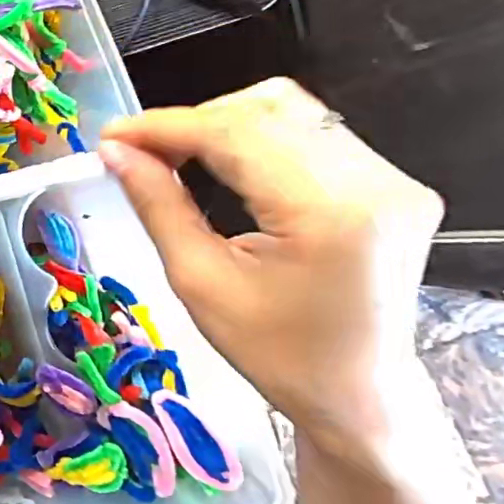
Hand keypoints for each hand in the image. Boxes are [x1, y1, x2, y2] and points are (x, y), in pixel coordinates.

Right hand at [97, 78, 443, 448]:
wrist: (358, 392)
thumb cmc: (275, 352)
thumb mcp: (199, 281)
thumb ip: (158, 205)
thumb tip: (115, 153)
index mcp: (331, 214)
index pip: (236, 135)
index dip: (166, 126)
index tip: (112, 136)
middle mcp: (375, 182)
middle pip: (263, 111)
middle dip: (189, 122)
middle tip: (136, 149)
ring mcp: (391, 177)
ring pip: (287, 111)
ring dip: (219, 122)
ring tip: (173, 152)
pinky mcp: (390, 180)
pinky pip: (309, 130)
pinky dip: (251, 134)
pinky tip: (220, 159)